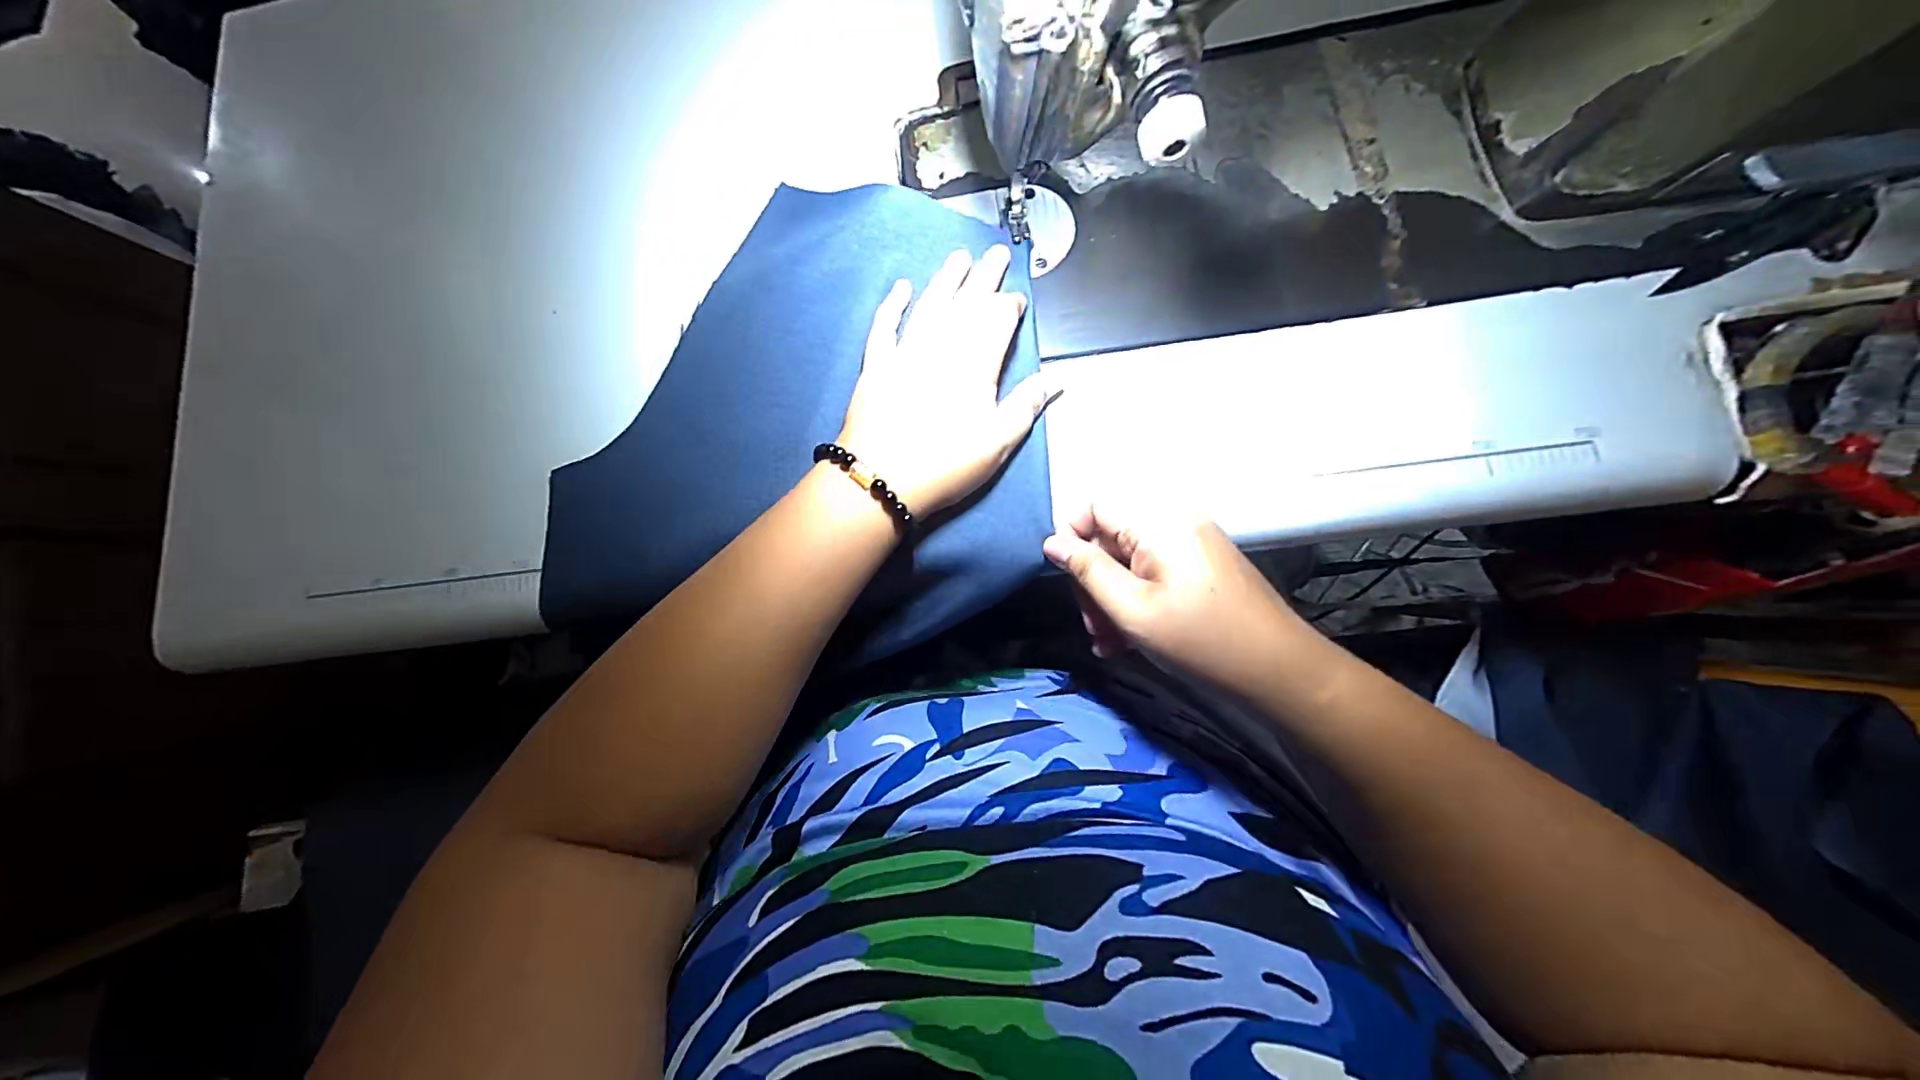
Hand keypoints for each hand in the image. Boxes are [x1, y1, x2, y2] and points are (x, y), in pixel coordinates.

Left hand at [835, 246, 1052, 515]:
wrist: (881, 479)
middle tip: (995, 254)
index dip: (1009, 306)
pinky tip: (902, 288)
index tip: (1017, 300)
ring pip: (930, 304)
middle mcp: (941, 347)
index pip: (997, 320)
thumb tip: (1056, 381)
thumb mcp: (997, 442)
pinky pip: (885, 325)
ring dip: (946, 279)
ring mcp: (905, 352)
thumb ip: (1026, 406)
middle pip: (967, 302)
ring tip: (959, 258)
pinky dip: (894, 304)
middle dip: (984, 277)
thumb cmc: (944, 465)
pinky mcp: (876, 365)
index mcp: (976, 365)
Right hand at [1042, 504, 1308, 693]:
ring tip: (1109, 642)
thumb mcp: (1131, 609)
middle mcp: (1175, 522)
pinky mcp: (1201, 566)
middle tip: (1094, 628)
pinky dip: (1136, 601)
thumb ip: (1087, 571)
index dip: (1072, 540)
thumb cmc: (1199, 639)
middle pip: (1110, 538)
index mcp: (1158, 522)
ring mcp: (1191, 544)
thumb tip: (1053, 543)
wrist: (1277, 669)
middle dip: (1093, 582)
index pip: (1095, 507)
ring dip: (1111, 599)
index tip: (1069, 582)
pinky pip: (1153, 573)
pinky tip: (1128, 639)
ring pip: (1129, 561)